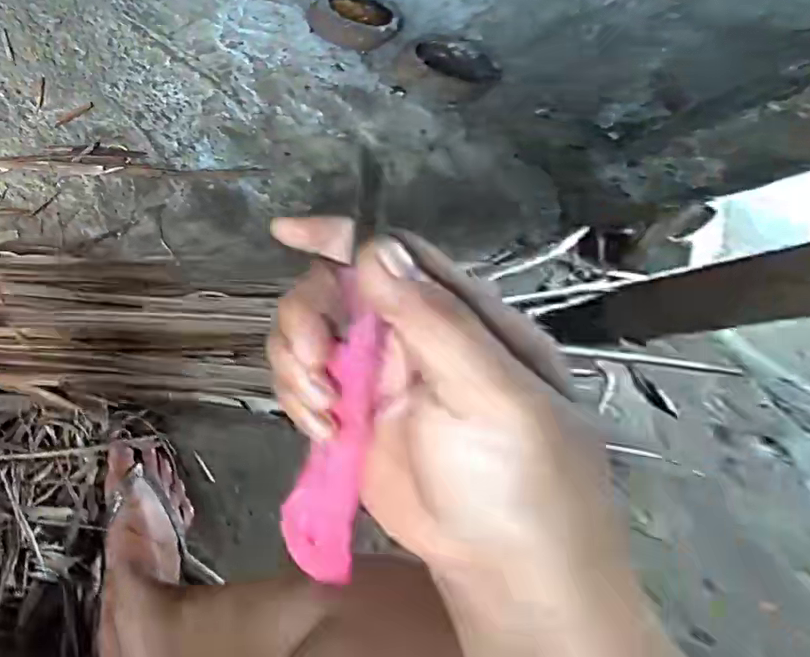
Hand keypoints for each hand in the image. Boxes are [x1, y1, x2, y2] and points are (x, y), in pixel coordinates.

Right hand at [266, 218, 627, 594]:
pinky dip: (296, 397)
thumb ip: (435, 321)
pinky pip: (296, 375)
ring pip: (303, 330)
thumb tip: (376, 247)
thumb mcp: (493, 398)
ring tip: (323, 410)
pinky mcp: (344, 405)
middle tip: (315, 363)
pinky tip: (324, 432)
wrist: (504, 577)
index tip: (286, 232)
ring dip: (296, 363)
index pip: (392, 253)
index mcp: (459, 317)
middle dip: (307, 320)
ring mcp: (373, 371)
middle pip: (330, 290)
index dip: (338, 236)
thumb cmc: (522, 484)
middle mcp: (408, 334)